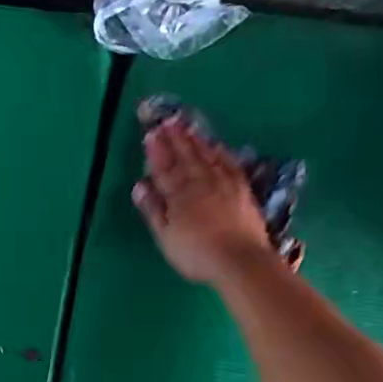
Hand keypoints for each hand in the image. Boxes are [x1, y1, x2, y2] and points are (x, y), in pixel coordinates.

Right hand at [131, 115, 275, 285]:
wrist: (241, 261)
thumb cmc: (197, 254)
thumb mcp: (166, 237)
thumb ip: (153, 210)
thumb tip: (140, 186)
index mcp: (178, 195)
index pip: (164, 169)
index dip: (157, 151)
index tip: (151, 133)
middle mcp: (200, 183)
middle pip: (186, 157)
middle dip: (175, 138)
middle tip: (168, 120)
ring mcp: (223, 184)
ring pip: (207, 156)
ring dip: (196, 141)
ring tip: (187, 126)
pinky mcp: (242, 190)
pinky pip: (229, 164)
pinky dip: (221, 153)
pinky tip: (217, 145)